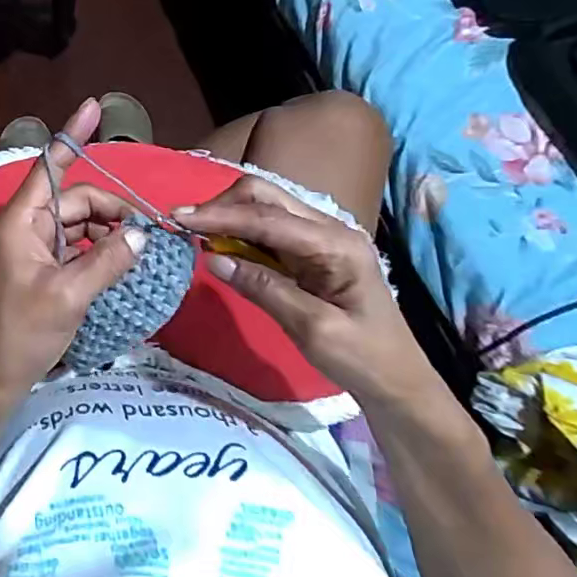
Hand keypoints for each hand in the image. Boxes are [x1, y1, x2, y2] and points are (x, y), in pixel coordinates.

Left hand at [0, 99, 146, 403]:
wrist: (1, 373)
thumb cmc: (25, 331)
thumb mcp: (70, 295)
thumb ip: (107, 260)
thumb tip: (140, 236)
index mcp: (22, 220)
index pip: (49, 166)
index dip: (72, 136)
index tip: (93, 107)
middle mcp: (27, 224)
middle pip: (74, 198)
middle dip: (109, 207)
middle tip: (144, 231)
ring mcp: (34, 244)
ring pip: (79, 220)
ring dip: (107, 229)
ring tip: (137, 247)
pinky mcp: (44, 264)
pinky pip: (77, 242)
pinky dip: (99, 246)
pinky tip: (121, 259)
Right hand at [175, 176, 439, 406]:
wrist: (398, 381)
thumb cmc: (362, 358)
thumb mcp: (312, 329)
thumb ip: (263, 288)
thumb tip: (213, 258)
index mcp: (336, 244)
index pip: (266, 218)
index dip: (220, 215)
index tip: (179, 218)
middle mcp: (329, 229)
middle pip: (265, 196)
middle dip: (222, 206)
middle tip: (184, 225)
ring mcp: (321, 237)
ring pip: (264, 206)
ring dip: (228, 215)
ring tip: (194, 232)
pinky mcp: (311, 250)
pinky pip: (268, 228)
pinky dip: (240, 230)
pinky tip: (220, 243)